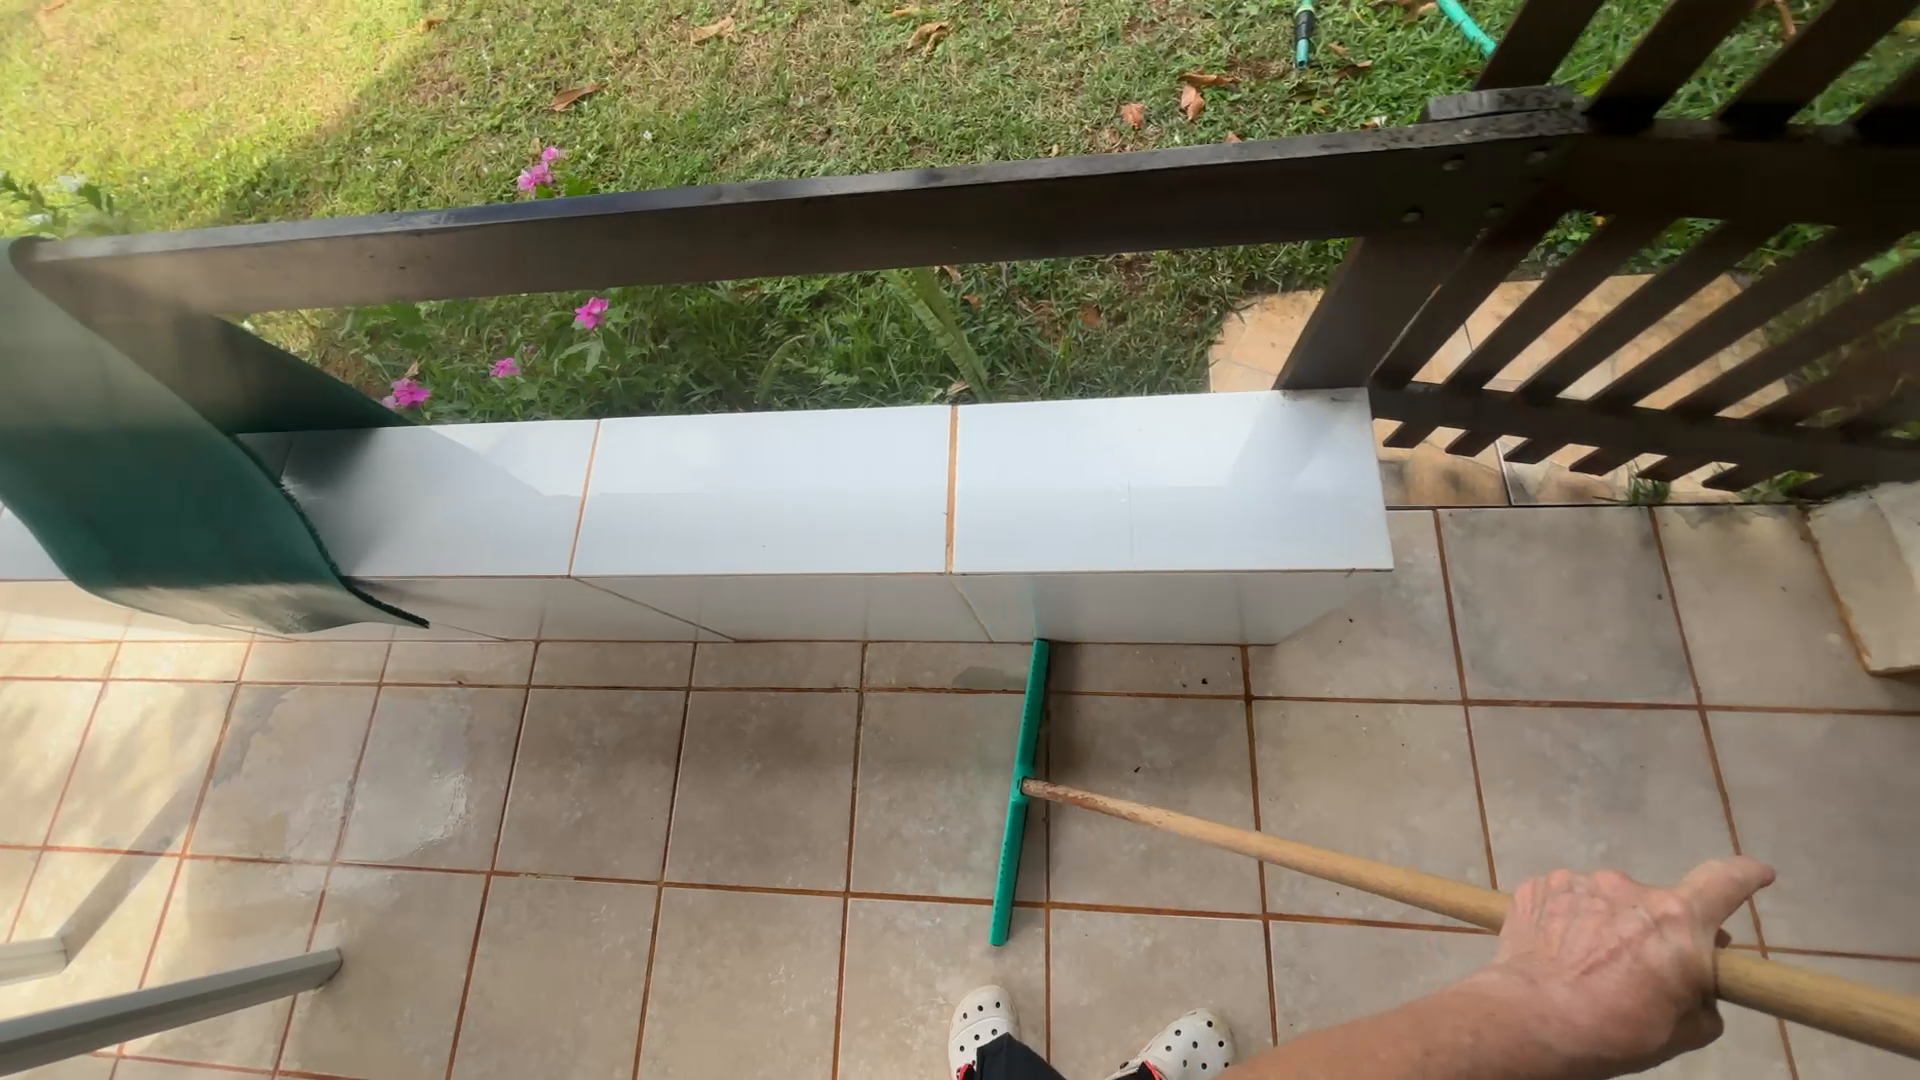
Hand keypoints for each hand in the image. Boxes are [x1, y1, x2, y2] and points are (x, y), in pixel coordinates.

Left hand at [1461, 858, 1776, 1078]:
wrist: (1536, 1014)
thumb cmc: (1622, 1027)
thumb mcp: (1692, 1022)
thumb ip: (1702, 982)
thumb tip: (1690, 961)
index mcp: (1675, 919)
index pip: (1722, 883)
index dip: (1744, 876)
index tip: (1757, 872)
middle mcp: (1623, 888)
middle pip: (1653, 903)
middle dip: (1655, 929)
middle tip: (1640, 965)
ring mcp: (1573, 881)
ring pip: (1605, 900)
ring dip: (1607, 922)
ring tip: (1590, 961)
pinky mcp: (1536, 885)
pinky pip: (1567, 899)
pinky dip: (1569, 919)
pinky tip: (1560, 948)